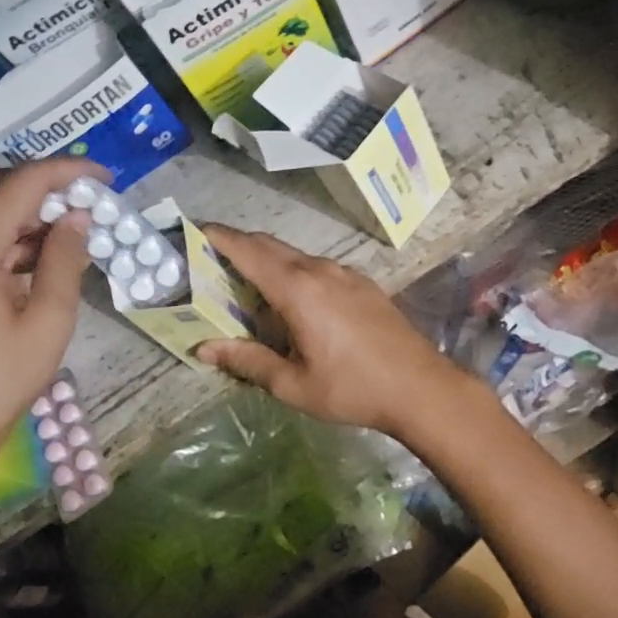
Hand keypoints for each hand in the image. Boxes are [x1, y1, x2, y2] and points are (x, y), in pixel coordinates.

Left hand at [0, 158, 104, 547]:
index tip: (106, 177)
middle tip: (93, 201)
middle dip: (48, 190)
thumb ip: (63, 261)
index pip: (21, 185)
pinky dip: (4, 240)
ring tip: (73, 228)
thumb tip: (78, 218)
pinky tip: (36, 257)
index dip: (67, 173)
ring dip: (27, 216)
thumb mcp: (46, 324)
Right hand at [196, 226, 481, 441]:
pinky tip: (294, 300)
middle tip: (212, 257)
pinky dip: (294, 273)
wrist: (421, 387)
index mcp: (298, 290)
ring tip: (248, 283)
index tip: (196, 228)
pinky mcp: (364, 285)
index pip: (249, 251)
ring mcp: (346, 275)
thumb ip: (247, 361)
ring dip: (268, 261)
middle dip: (239, 246)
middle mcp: (321, 271)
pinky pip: (319, 269)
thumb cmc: (352, 388)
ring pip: (297, 257)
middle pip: (271, 246)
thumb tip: (205, 348)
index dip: (219, 237)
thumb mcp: (293, 384)